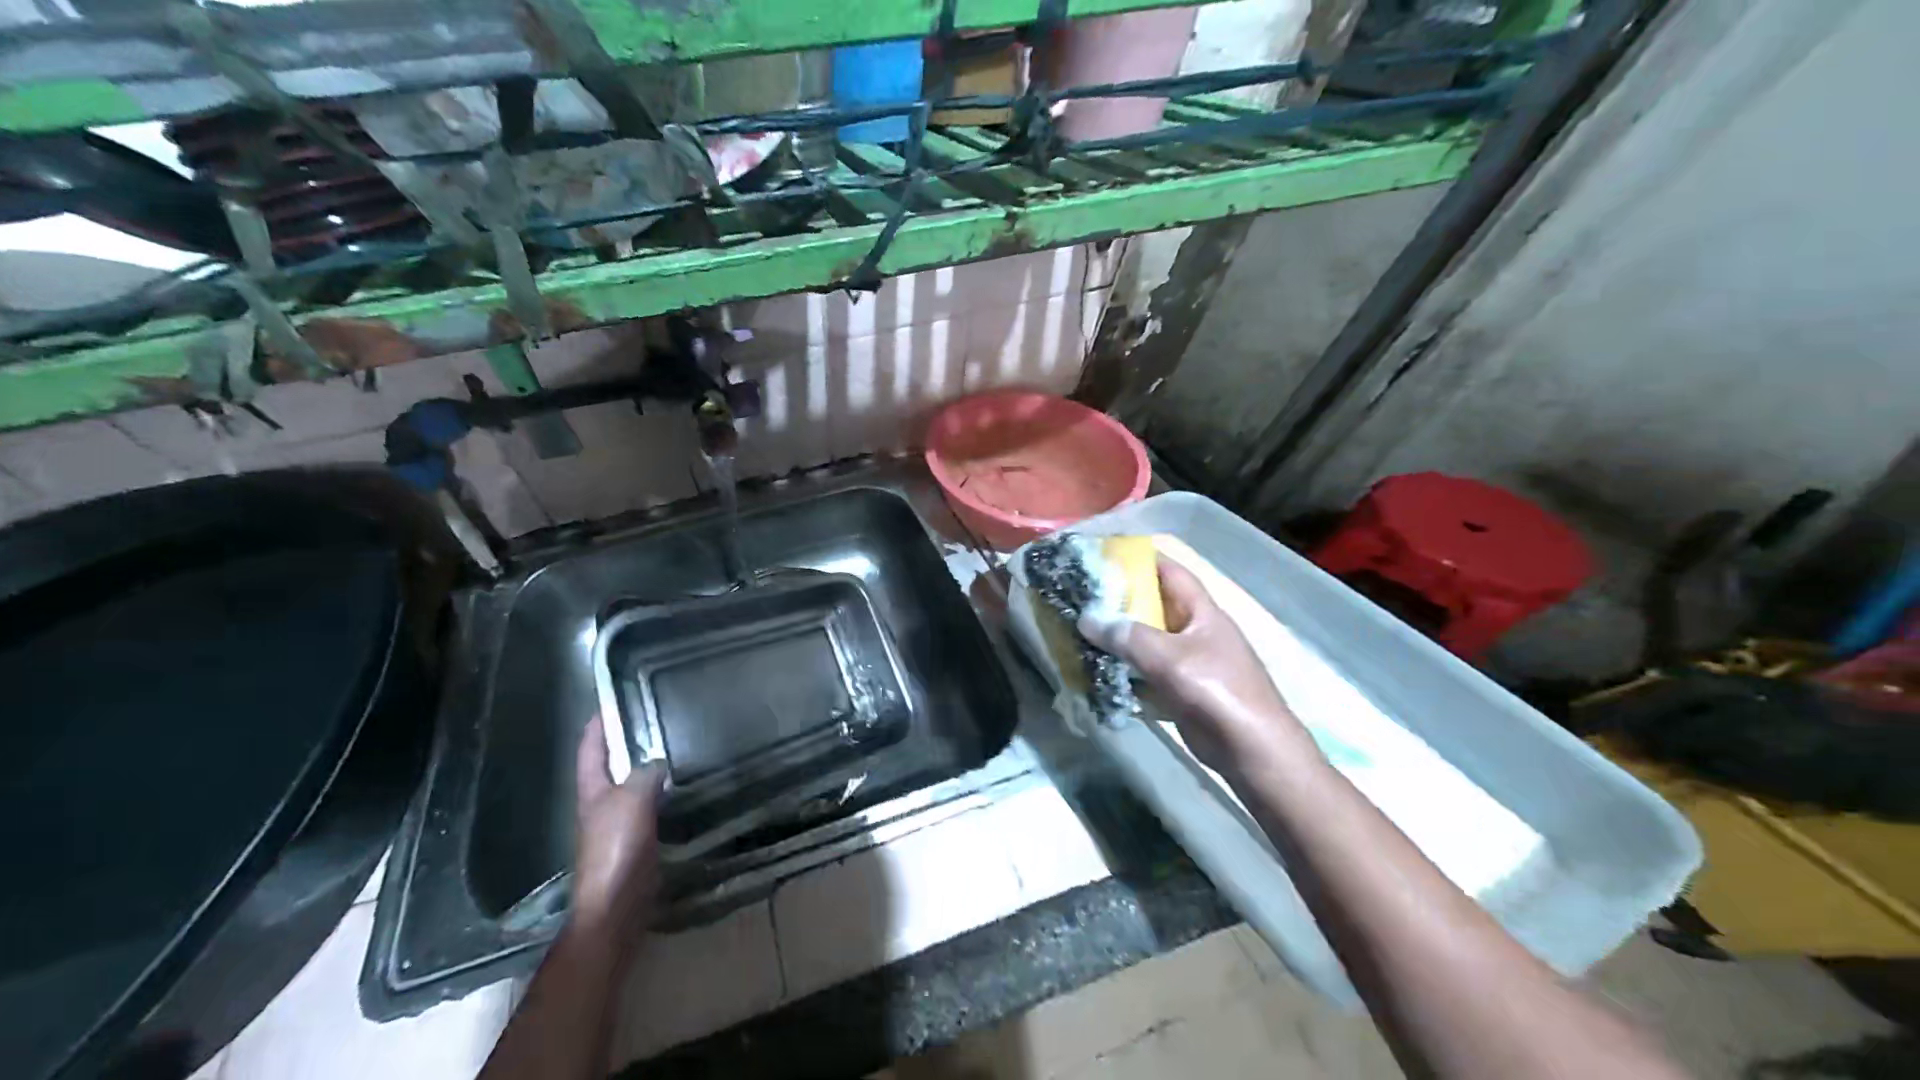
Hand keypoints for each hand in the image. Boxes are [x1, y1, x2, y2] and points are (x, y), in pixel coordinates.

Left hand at [570, 717, 665, 947]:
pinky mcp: (638, 840)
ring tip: (677, 746)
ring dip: (650, 767)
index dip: (598, 724)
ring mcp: (619, 823)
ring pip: (635, 784)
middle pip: (612, 765)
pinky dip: (665, 792)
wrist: (617, 905)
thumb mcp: (631, 800)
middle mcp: (602, 803)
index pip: (590, 748)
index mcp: (592, 791)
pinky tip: (685, 786)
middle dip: (629, 742)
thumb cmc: (616, 848)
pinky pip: (652, 806)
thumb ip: (645, 774)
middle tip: (657, 718)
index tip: (612, 700)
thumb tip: (658, 762)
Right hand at [1077, 555, 1313, 775]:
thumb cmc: (1216, 691)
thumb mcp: (1169, 656)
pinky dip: (1125, 675)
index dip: (1144, 560)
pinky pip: (1147, 676)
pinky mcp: (1182, 694)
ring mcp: (1191, 665)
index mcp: (1203, 613)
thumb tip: (1087, 619)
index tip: (1108, 555)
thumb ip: (1127, 636)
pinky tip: (1098, 676)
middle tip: (1083, 598)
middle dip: (1121, 604)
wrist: (1251, 750)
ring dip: (1119, 642)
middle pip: (1154, 609)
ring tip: (1081, 635)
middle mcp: (1196, 633)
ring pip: (1148, 644)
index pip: (1172, 573)